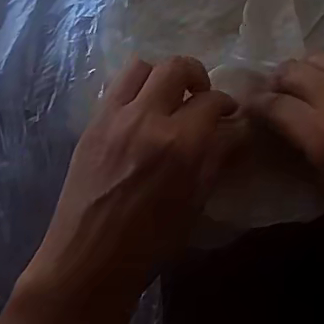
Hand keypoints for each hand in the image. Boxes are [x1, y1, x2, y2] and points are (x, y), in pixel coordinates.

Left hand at [12, 57, 240, 323]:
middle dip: (197, 76)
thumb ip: (216, 159)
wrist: (88, 258)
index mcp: (180, 145)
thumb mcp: (195, 203)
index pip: (213, 101)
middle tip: (201, 98)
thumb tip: (234, 130)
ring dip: (161, 76)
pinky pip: (116, 86)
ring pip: (142, 66)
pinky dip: (135, 89)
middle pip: (177, 67)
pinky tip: (141, 113)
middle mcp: (146, 119)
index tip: (230, 114)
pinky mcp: (91, 123)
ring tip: (168, 99)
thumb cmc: (149, 244)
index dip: (228, 104)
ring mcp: (113, 117)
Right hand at [250, 51, 323, 262]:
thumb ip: (300, 153)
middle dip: (273, 84)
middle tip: (271, 99)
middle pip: (289, 71)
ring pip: (315, 58)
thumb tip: (276, 134)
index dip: (254, 106)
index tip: (248, 113)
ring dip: (300, 71)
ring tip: (299, 89)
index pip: (271, 104)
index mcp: (322, 135)